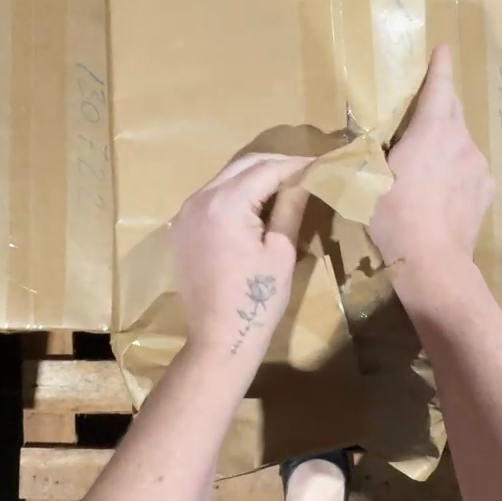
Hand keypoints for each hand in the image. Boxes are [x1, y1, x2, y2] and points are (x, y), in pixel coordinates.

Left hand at [172, 153, 314, 358]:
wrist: (218, 337)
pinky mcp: (181, 228)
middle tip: (305, 171)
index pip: (266, 169)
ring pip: (225, 178)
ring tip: (285, 185)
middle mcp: (199, 199)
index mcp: (225, 203)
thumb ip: (290, 207)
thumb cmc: (257, 298)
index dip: (295, 164)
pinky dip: (235, 193)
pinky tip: (256, 205)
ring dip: (254, 177)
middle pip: (242, 166)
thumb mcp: (281, 250)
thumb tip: (305, 178)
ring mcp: (185, 213)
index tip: (320, 163)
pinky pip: (211, 197)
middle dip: (275, 165)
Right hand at [370, 45, 495, 294]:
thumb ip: (361, 158)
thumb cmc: (393, 216)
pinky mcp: (486, 193)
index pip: (439, 89)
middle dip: (439, 105)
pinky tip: (440, 195)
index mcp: (431, 131)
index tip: (445, 48)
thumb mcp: (364, 183)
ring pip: (460, 145)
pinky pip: (469, 173)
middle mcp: (461, 141)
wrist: (432, 262)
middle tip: (422, 109)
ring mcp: (478, 168)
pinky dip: (455, 173)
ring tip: (424, 169)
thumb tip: (350, 149)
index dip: (440, 67)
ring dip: (444, 147)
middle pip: (451, 113)